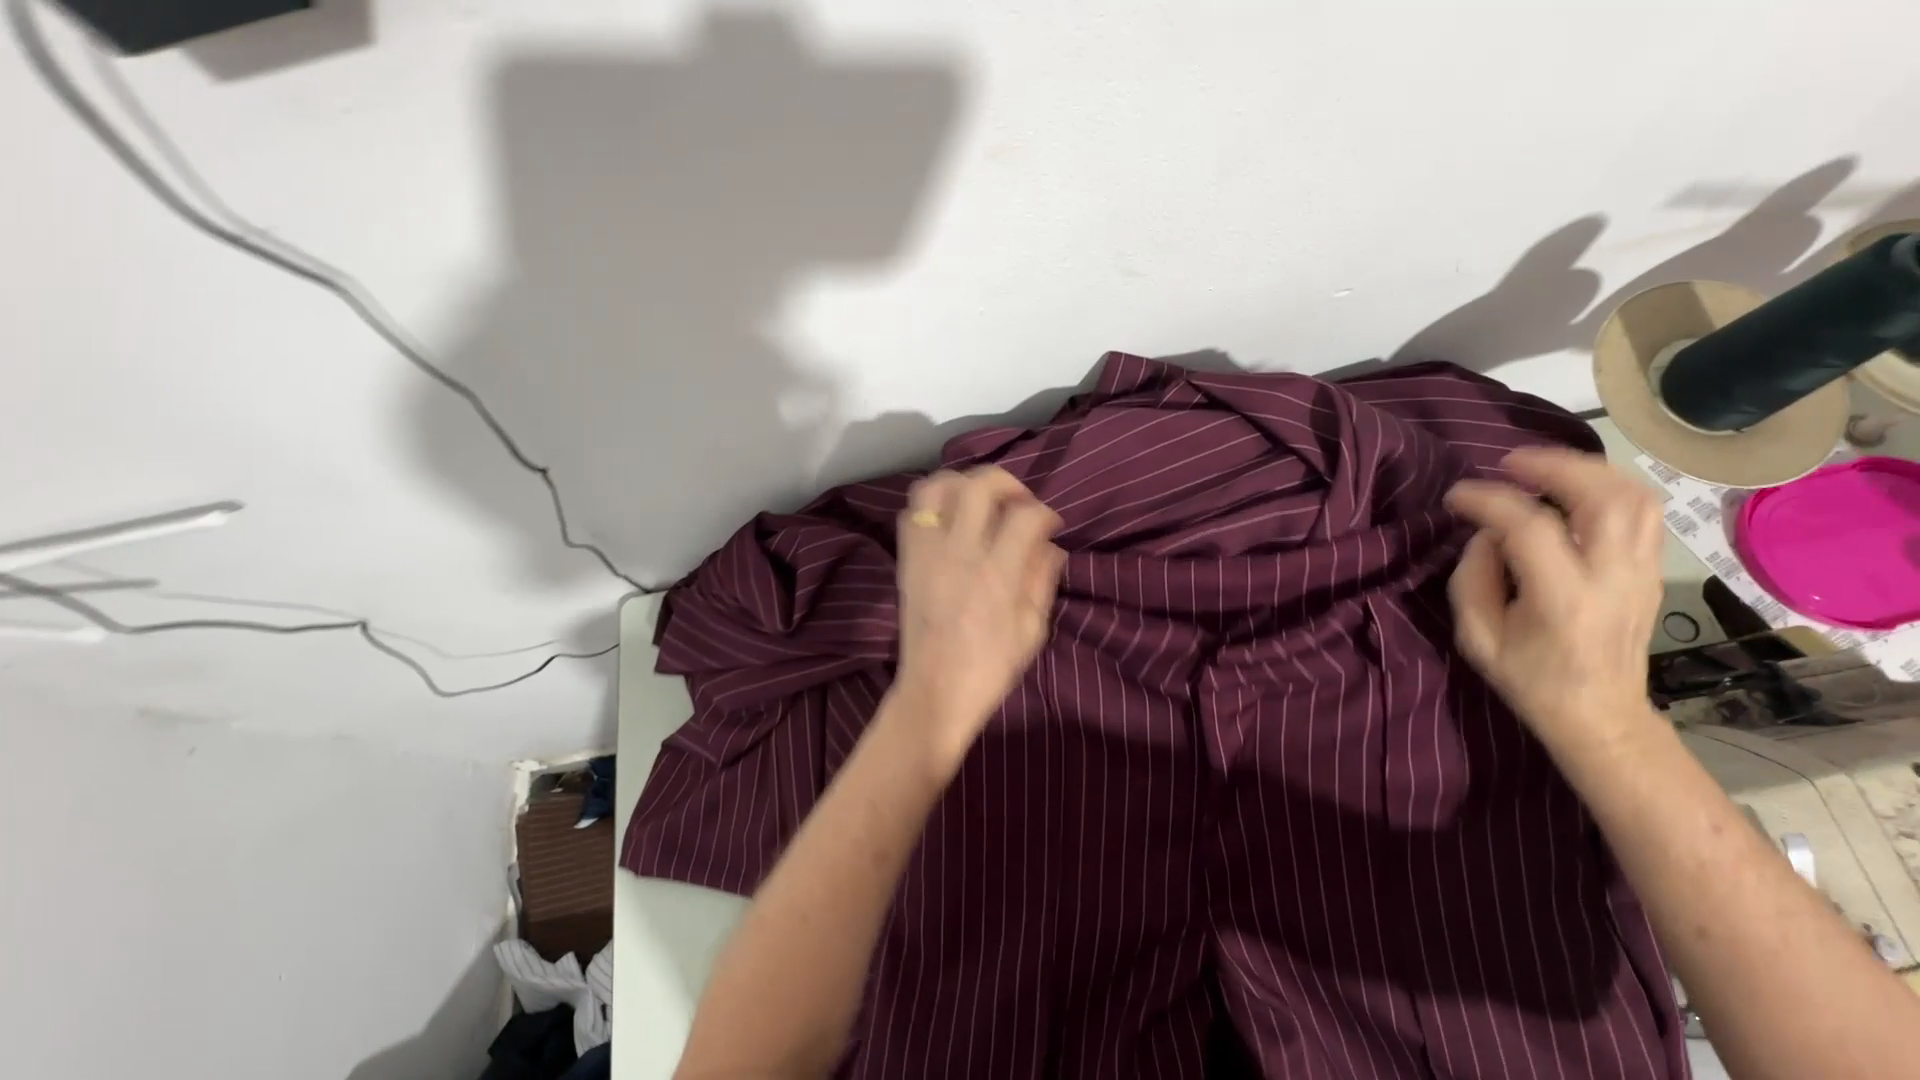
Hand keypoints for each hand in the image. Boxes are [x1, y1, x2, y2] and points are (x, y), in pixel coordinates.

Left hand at [890, 466, 1065, 771]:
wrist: (935, 693)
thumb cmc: (990, 668)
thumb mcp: (1033, 630)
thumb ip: (1042, 579)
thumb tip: (1050, 545)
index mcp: (998, 574)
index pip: (1027, 515)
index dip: (1046, 513)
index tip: (1052, 526)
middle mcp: (959, 553)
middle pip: (980, 485)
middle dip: (1008, 483)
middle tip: (1019, 504)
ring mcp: (927, 553)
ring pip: (938, 487)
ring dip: (964, 484)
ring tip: (981, 504)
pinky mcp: (906, 559)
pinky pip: (912, 512)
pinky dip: (933, 505)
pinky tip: (951, 521)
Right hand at [1443, 448, 1664, 746]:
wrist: (1600, 715)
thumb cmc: (1530, 679)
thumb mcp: (1477, 637)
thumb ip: (1473, 576)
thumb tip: (1487, 532)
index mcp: (1563, 599)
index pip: (1528, 526)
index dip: (1488, 500)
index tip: (1457, 496)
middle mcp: (1613, 577)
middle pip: (1603, 496)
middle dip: (1553, 466)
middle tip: (1509, 463)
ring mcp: (1642, 571)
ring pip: (1634, 495)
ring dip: (1586, 470)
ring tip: (1542, 469)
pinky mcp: (1652, 569)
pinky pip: (1641, 510)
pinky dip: (1606, 487)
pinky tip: (1572, 491)